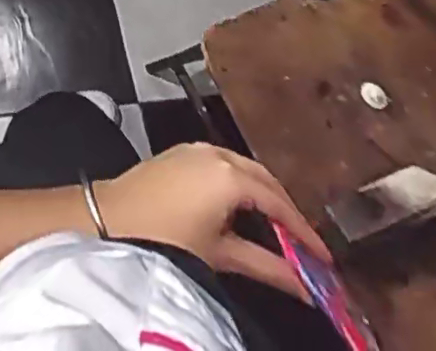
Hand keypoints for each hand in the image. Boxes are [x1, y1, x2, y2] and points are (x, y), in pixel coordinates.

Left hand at [95, 143, 330, 301]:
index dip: (304, 232)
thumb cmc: (165, 237)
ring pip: (243, 168)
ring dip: (263, 195)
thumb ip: (266, 267)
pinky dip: (240, 183)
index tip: (324, 258)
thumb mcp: (219, 254)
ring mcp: (195, 148)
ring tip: (280, 230)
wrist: (111, 217)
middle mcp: (215, 153)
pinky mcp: (180, 151)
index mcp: (228, 175)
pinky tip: (245, 209)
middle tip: (305, 245)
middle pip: (264, 179)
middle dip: (286, 210)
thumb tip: (304, 287)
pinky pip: (222, 163)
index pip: (278, 202)